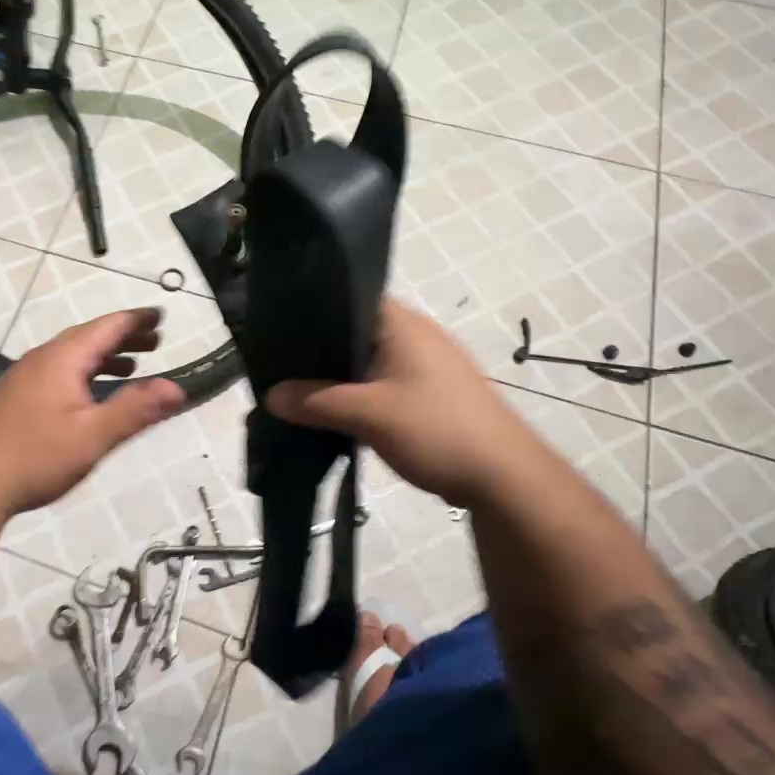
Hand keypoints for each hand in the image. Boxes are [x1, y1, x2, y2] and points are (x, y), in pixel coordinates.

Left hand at [0, 308, 186, 515]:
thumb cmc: (34, 457)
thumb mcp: (93, 437)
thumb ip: (135, 410)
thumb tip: (177, 388)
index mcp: (62, 359)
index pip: (107, 327)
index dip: (136, 321)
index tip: (161, 315)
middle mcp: (41, 359)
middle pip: (88, 338)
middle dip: (123, 337)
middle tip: (155, 341)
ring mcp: (22, 378)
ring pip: (70, 356)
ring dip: (103, 357)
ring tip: (131, 367)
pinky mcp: (13, 399)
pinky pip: (56, 372)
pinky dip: (82, 373)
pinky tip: (86, 398)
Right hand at [264, 299, 548, 505]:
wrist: (505, 478)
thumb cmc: (437, 430)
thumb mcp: (368, 415)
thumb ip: (315, 402)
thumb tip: (270, 396)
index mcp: (401, 323)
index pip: (346, 296)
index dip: (309, 309)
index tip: (273, 327)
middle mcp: (414, 334)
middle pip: (352, 331)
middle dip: (316, 349)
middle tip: (275, 363)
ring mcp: (424, 364)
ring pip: (365, 361)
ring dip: (336, 376)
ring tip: (295, 389)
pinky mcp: (429, 393)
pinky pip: (380, 383)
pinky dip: (356, 394)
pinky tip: (331, 412)